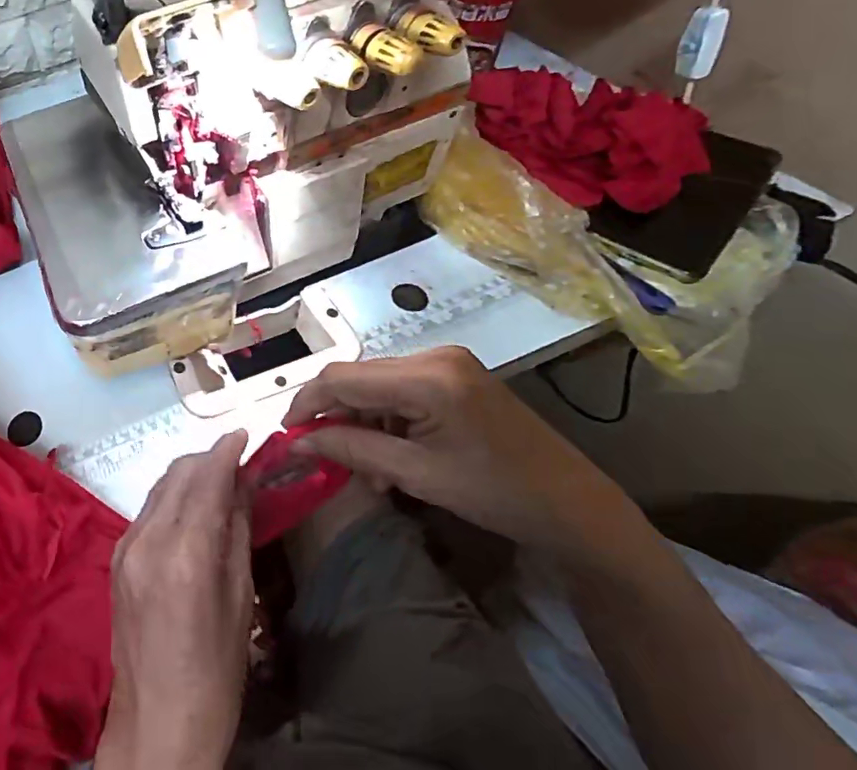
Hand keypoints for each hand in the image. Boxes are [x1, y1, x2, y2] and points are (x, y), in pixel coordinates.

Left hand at [95, 431, 252, 769]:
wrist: (158, 725)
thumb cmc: (215, 670)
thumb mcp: (240, 597)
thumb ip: (238, 530)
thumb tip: (243, 484)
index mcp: (185, 553)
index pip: (207, 478)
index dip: (228, 451)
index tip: (246, 435)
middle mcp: (148, 540)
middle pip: (178, 474)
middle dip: (209, 458)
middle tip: (239, 460)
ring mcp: (125, 549)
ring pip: (161, 487)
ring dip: (190, 474)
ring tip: (220, 480)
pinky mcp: (116, 561)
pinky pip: (149, 510)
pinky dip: (173, 497)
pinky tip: (193, 508)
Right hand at [284, 347, 653, 568]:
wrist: (568, 501)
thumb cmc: (495, 493)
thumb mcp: (416, 474)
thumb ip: (352, 450)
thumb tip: (299, 442)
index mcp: (426, 375)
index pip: (342, 376)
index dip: (307, 403)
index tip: (288, 436)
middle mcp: (434, 354)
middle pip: (359, 376)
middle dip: (335, 415)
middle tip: (324, 457)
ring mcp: (448, 361)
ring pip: (379, 384)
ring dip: (363, 421)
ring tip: (368, 470)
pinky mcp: (456, 373)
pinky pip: (403, 389)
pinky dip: (388, 418)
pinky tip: (392, 453)